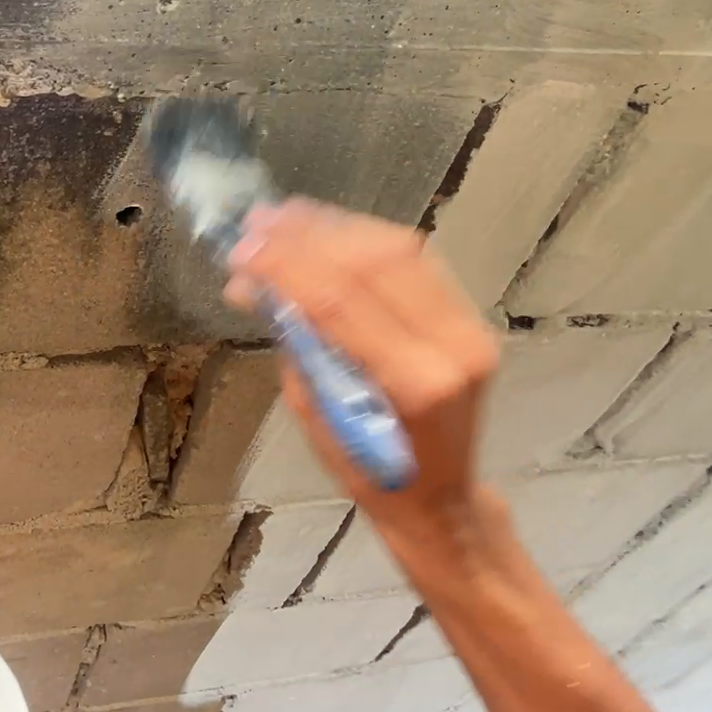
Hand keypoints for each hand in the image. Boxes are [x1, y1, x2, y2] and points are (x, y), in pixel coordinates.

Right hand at [224, 199, 500, 542]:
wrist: (440, 496)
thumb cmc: (369, 471)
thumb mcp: (315, 414)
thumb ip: (298, 346)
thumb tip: (258, 287)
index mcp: (414, 385)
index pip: (339, 303)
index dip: (285, 266)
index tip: (242, 248)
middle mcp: (451, 347)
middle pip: (371, 265)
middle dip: (305, 238)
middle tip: (255, 225)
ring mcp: (468, 327)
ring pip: (397, 250)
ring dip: (333, 227)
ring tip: (282, 216)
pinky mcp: (467, 315)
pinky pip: (413, 258)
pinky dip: (362, 235)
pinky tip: (325, 227)